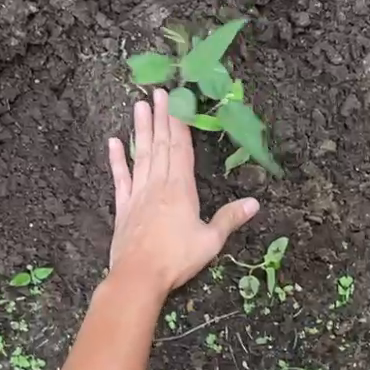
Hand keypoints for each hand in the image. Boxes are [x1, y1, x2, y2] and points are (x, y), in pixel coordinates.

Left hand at [105, 89, 258, 301]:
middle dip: (160, 117)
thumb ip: (230, 219)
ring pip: (141, 155)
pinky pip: (120, 178)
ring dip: (140, 130)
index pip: (181, 149)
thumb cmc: (177, 259)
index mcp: (181, 189)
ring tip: (139, 106)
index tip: (178, 102)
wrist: (138, 277)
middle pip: (160, 145)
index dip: (180, 124)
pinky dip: (117, 160)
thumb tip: (254, 203)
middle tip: (158, 92)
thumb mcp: (210, 241)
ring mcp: (138, 194)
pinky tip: (114, 142)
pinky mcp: (123, 208)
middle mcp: (158, 185)